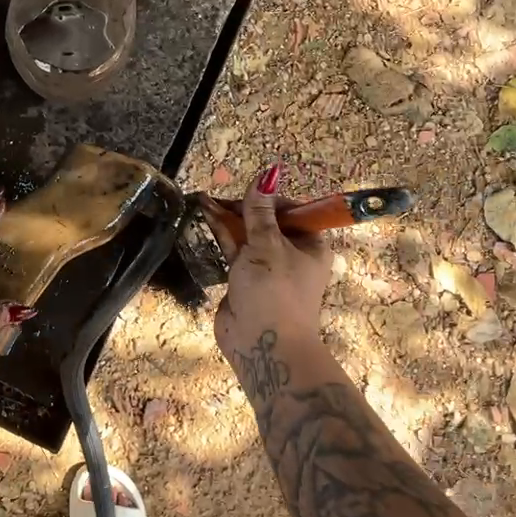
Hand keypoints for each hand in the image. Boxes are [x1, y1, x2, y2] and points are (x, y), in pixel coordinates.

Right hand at [212, 163, 334, 358]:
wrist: (262, 343)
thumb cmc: (275, 290)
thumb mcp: (267, 245)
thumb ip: (259, 211)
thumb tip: (268, 173)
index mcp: (311, 245)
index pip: (293, 211)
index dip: (269, 199)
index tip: (247, 193)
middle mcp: (291, 254)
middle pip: (267, 221)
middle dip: (244, 207)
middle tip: (218, 195)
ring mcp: (266, 267)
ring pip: (247, 234)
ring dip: (228, 217)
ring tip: (204, 198)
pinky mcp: (244, 279)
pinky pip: (233, 249)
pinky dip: (221, 233)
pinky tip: (205, 215)